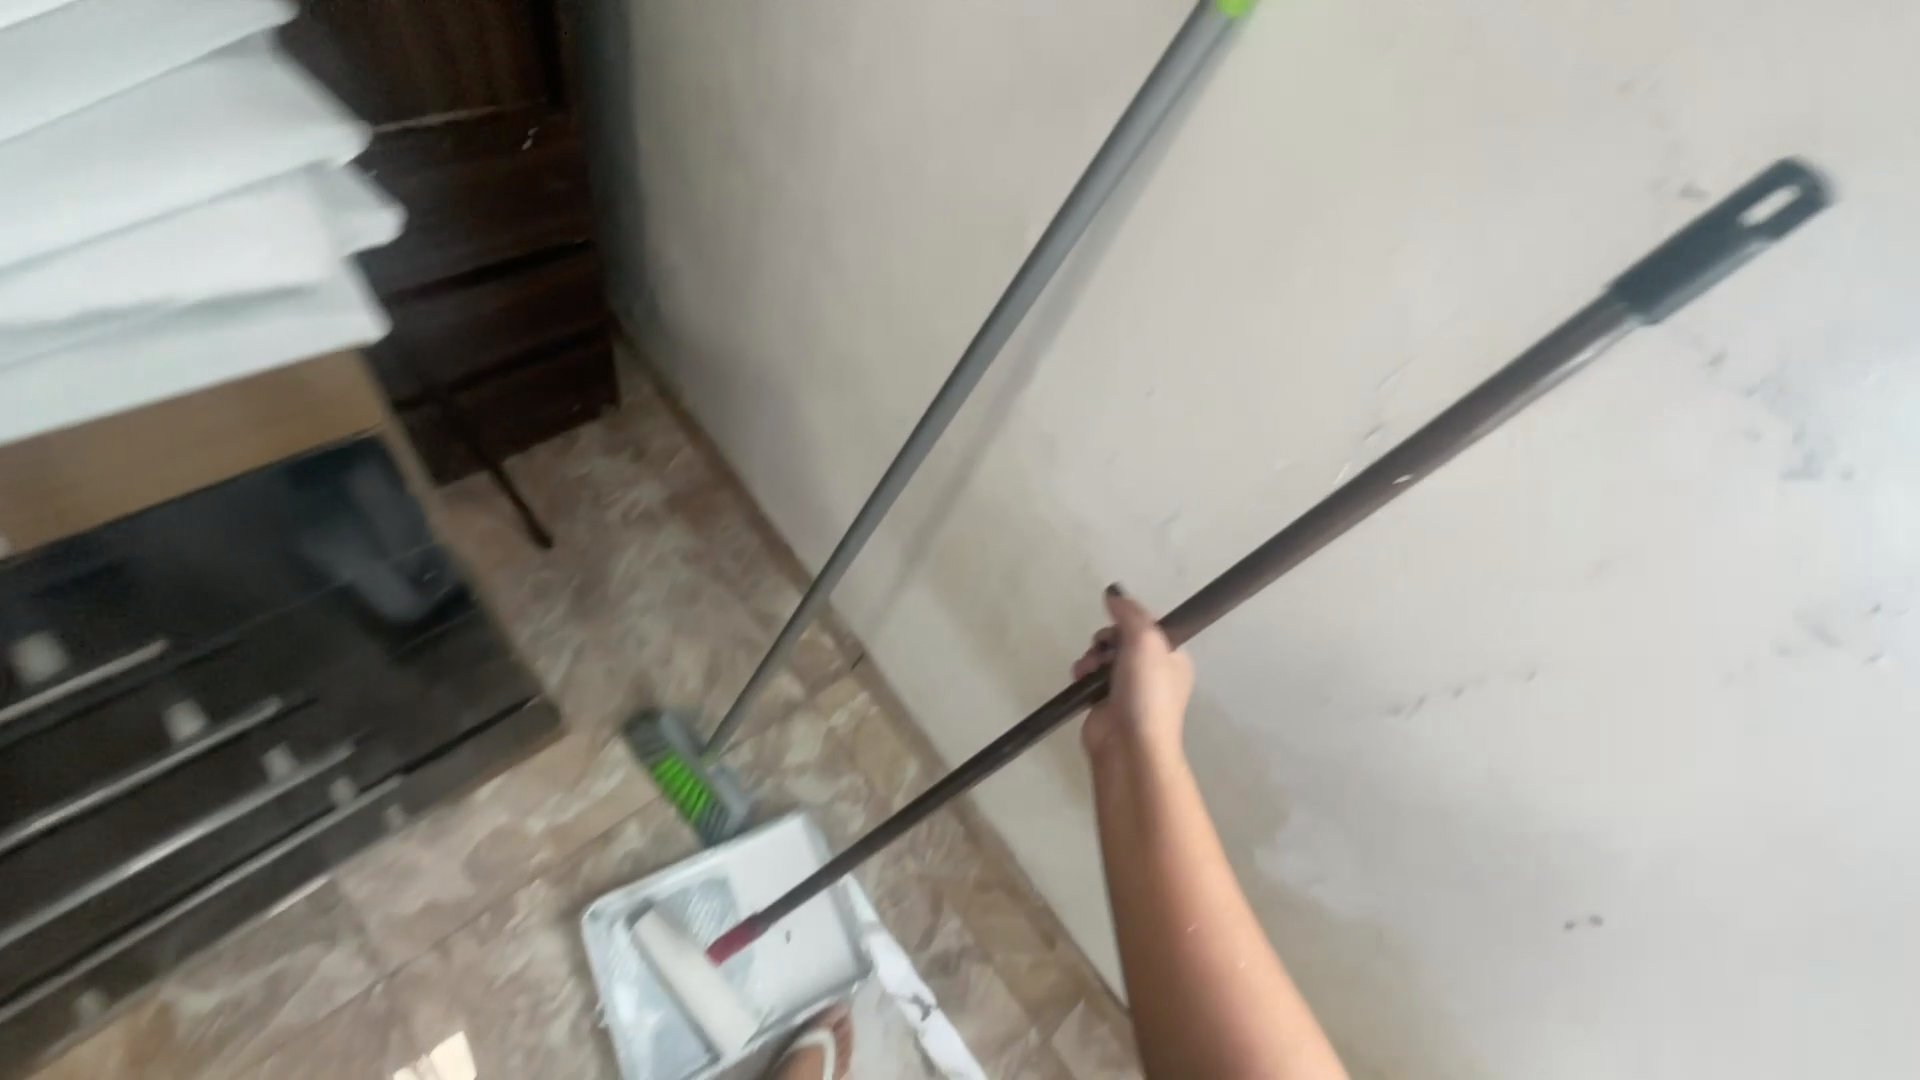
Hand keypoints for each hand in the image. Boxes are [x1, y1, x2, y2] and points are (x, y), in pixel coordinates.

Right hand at [1072, 585, 1193, 758]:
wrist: (1129, 744)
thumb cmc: (1145, 691)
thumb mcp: (1145, 640)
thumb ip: (1129, 612)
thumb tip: (1113, 593)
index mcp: (1172, 657)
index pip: (1149, 625)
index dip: (1130, 620)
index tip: (1117, 623)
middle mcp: (1153, 671)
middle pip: (1122, 638)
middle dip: (1107, 639)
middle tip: (1103, 647)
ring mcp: (1128, 688)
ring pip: (1103, 655)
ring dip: (1092, 656)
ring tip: (1090, 667)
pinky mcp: (1105, 701)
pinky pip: (1090, 676)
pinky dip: (1083, 673)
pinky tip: (1081, 678)